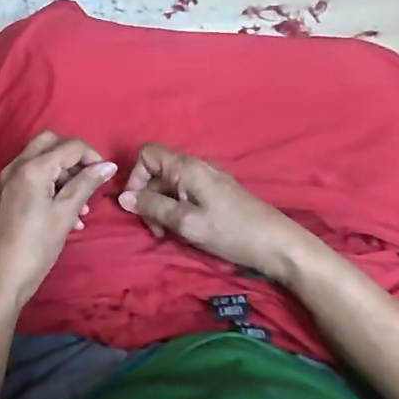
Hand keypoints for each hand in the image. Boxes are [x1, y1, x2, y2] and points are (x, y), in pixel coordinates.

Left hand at [0, 131, 116, 309]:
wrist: (3, 277)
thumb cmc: (37, 245)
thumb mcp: (66, 212)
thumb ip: (87, 183)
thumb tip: (108, 165)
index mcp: (33, 167)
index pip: (70, 146)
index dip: (92, 156)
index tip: (105, 175)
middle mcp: (18, 166)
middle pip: (51, 143)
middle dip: (74, 158)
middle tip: (90, 180)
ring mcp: (10, 179)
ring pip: (43, 160)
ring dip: (65, 174)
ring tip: (82, 206)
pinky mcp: (8, 194)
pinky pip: (34, 177)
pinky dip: (52, 185)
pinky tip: (69, 214)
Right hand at [116, 143, 318, 283]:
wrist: (276, 244)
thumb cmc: (230, 232)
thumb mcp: (187, 223)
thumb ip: (154, 208)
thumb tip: (123, 198)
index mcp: (187, 167)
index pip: (147, 154)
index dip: (135, 177)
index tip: (136, 206)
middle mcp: (196, 166)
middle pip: (157, 172)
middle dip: (148, 198)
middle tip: (155, 230)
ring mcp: (208, 179)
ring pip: (170, 185)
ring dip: (161, 208)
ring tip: (167, 235)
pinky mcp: (216, 193)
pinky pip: (185, 194)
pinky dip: (177, 210)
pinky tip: (183, 231)